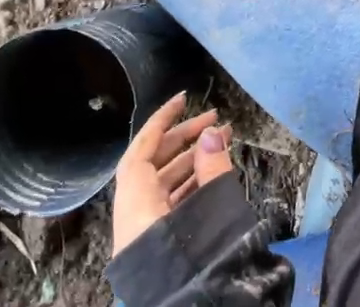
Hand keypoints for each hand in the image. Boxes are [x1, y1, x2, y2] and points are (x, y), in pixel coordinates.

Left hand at [111, 92, 234, 255]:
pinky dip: (192, 183)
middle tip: (216, 121)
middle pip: (152, 168)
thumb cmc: (202, 258)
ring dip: (192, 160)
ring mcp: (146, 235)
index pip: (140, 154)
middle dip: (184, 140)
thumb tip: (211, 133)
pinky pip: (170, 205)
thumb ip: (212, 167)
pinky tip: (215, 173)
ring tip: (224, 142)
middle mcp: (135, 219)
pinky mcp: (160, 247)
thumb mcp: (213, 207)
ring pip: (163, 187)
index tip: (185, 99)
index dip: (161, 123)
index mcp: (137, 208)